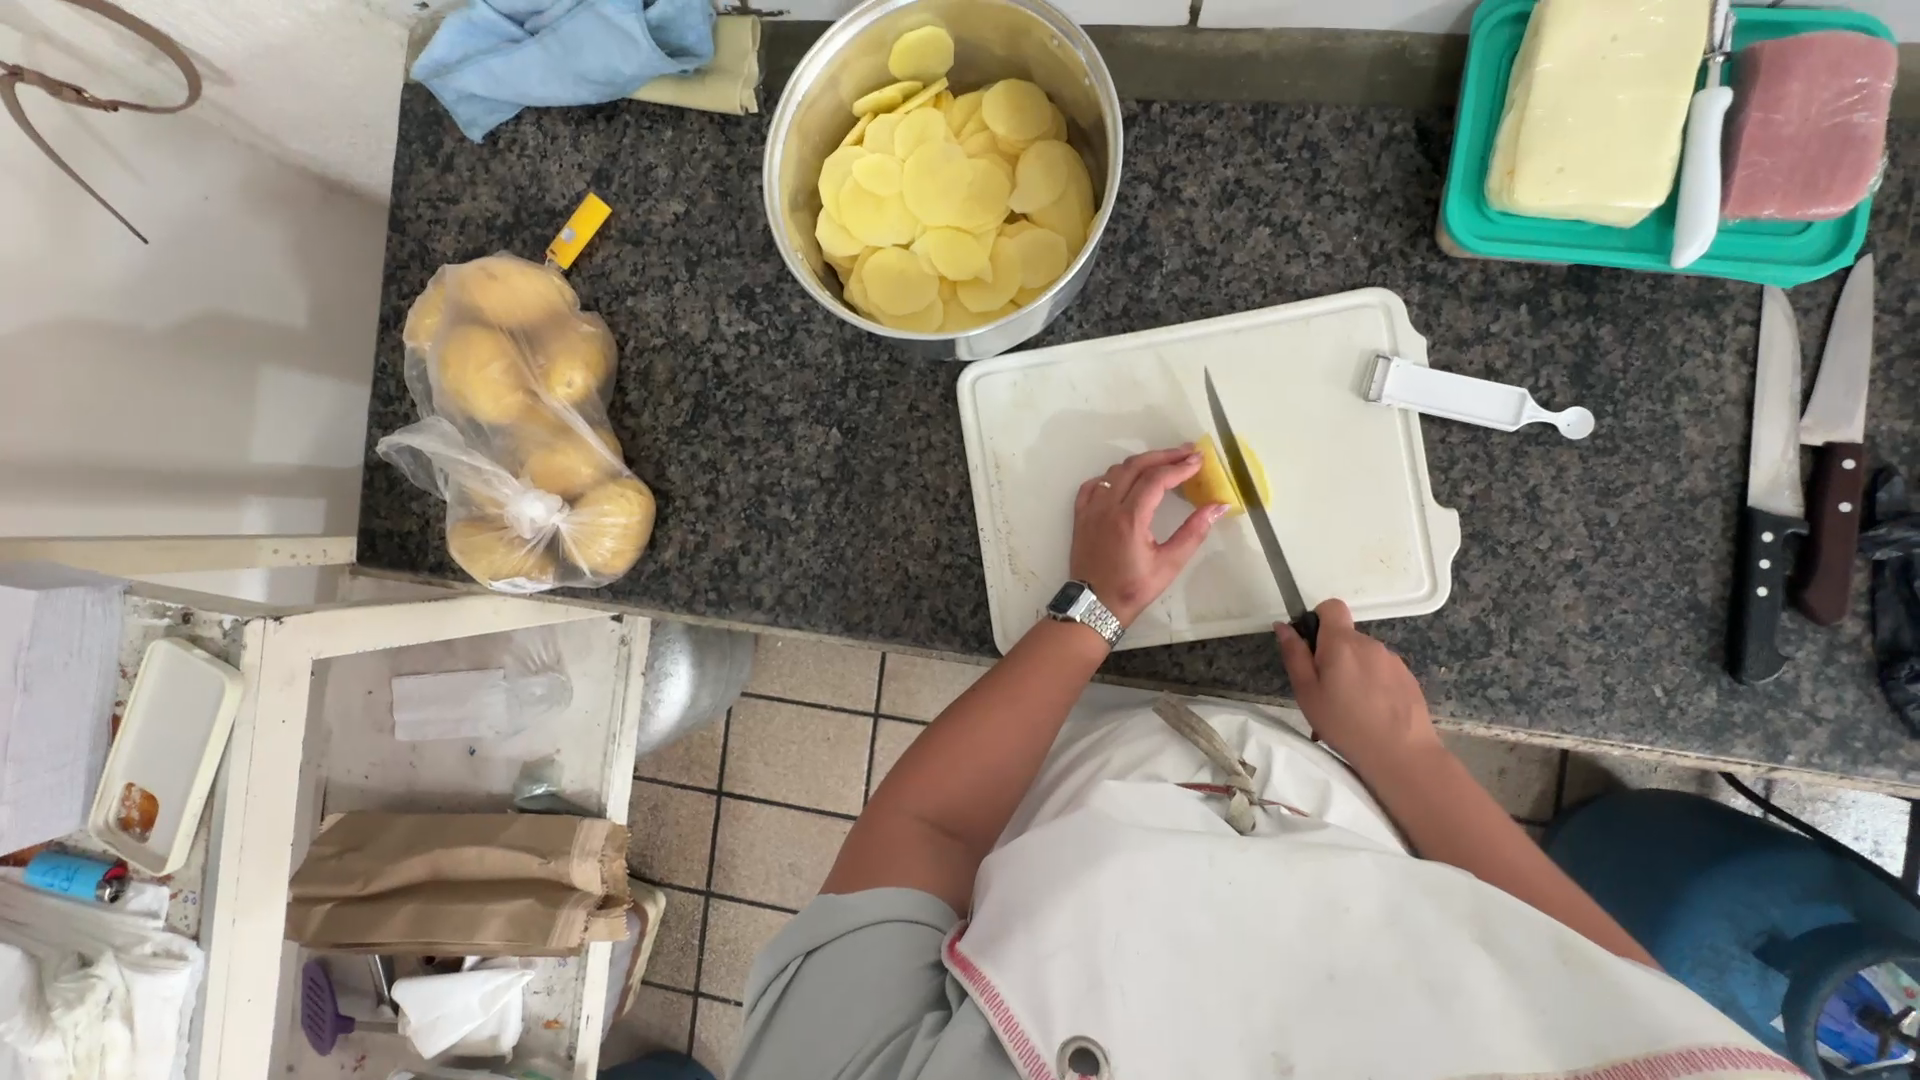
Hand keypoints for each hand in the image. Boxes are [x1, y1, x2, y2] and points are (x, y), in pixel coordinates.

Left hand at [1070, 445, 1228, 626]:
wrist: (1095, 604)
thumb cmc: (1134, 588)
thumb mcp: (1170, 564)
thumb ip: (1194, 532)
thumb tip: (1218, 506)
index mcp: (1129, 519)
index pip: (1156, 480)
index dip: (1179, 467)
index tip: (1199, 461)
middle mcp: (1107, 508)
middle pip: (1135, 467)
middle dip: (1163, 456)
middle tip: (1187, 452)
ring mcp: (1090, 510)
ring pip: (1114, 473)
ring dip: (1140, 464)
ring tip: (1163, 463)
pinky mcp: (1080, 517)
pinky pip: (1093, 486)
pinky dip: (1112, 477)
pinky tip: (1126, 480)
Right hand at [1276, 599, 1438, 766]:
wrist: (1402, 754)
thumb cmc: (1344, 723)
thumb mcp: (1307, 692)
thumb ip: (1294, 655)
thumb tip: (1283, 626)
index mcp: (1342, 643)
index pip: (1331, 606)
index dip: (1318, 618)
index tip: (1311, 646)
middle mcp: (1370, 644)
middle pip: (1345, 637)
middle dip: (1332, 655)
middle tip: (1323, 691)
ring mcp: (1392, 661)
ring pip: (1363, 657)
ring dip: (1351, 672)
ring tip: (1347, 709)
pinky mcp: (1407, 679)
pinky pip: (1380, 673)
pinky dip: (1371, 686)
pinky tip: (1369, 714)